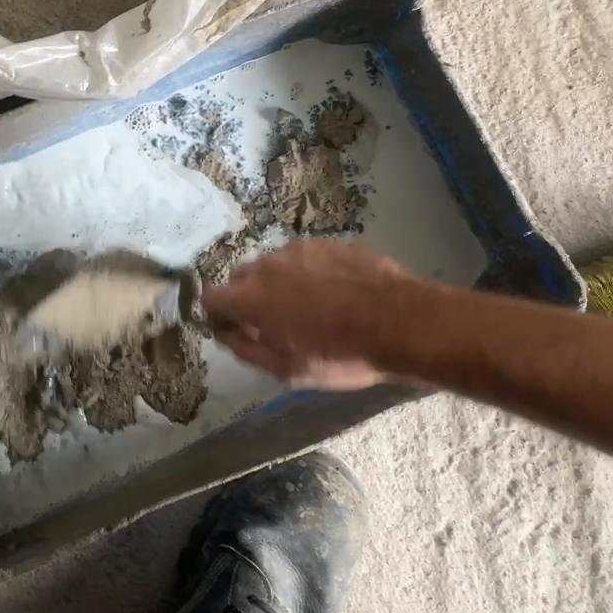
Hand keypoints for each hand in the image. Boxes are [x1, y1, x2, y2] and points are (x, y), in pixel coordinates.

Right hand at [201, 239, 424, 390]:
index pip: (211, 297)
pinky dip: (311, 273)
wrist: (401, 322)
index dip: (217, 312)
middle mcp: (266, 266)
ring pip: (276, 266)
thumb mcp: (288, 370)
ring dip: (282, 283)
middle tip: (276, 320)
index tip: (232, 326)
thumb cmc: (340, 355)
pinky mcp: (327, 242)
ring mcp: (298, 250)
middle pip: (241, 277)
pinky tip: (337, 292)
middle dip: (250, 296)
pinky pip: (306, 258)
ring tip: (314, 305)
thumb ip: (247, 350)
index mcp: (250, 298)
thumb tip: (224, 335)